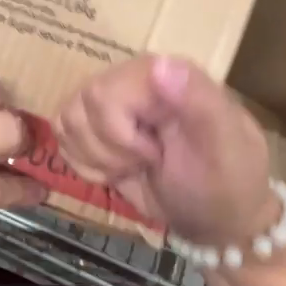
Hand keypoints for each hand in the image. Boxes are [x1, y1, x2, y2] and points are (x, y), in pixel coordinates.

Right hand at [56, 55, 275, 247]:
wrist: (214, 221)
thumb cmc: (225, 186)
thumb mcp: (226, 149)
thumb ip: (201, 103)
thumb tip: (161, 63)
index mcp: (162, 73)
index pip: (104, 93)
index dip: (119, 135)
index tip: (155, 155)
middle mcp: (129, 78)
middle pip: (81, 106)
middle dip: (108, 150)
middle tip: (145, 163)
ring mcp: (106, 100)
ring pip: (66, 120)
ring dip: (96, 158)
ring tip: (132, 167)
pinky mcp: (89, 123)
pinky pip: (59, 134)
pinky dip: (83, 162)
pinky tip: (114, 170)